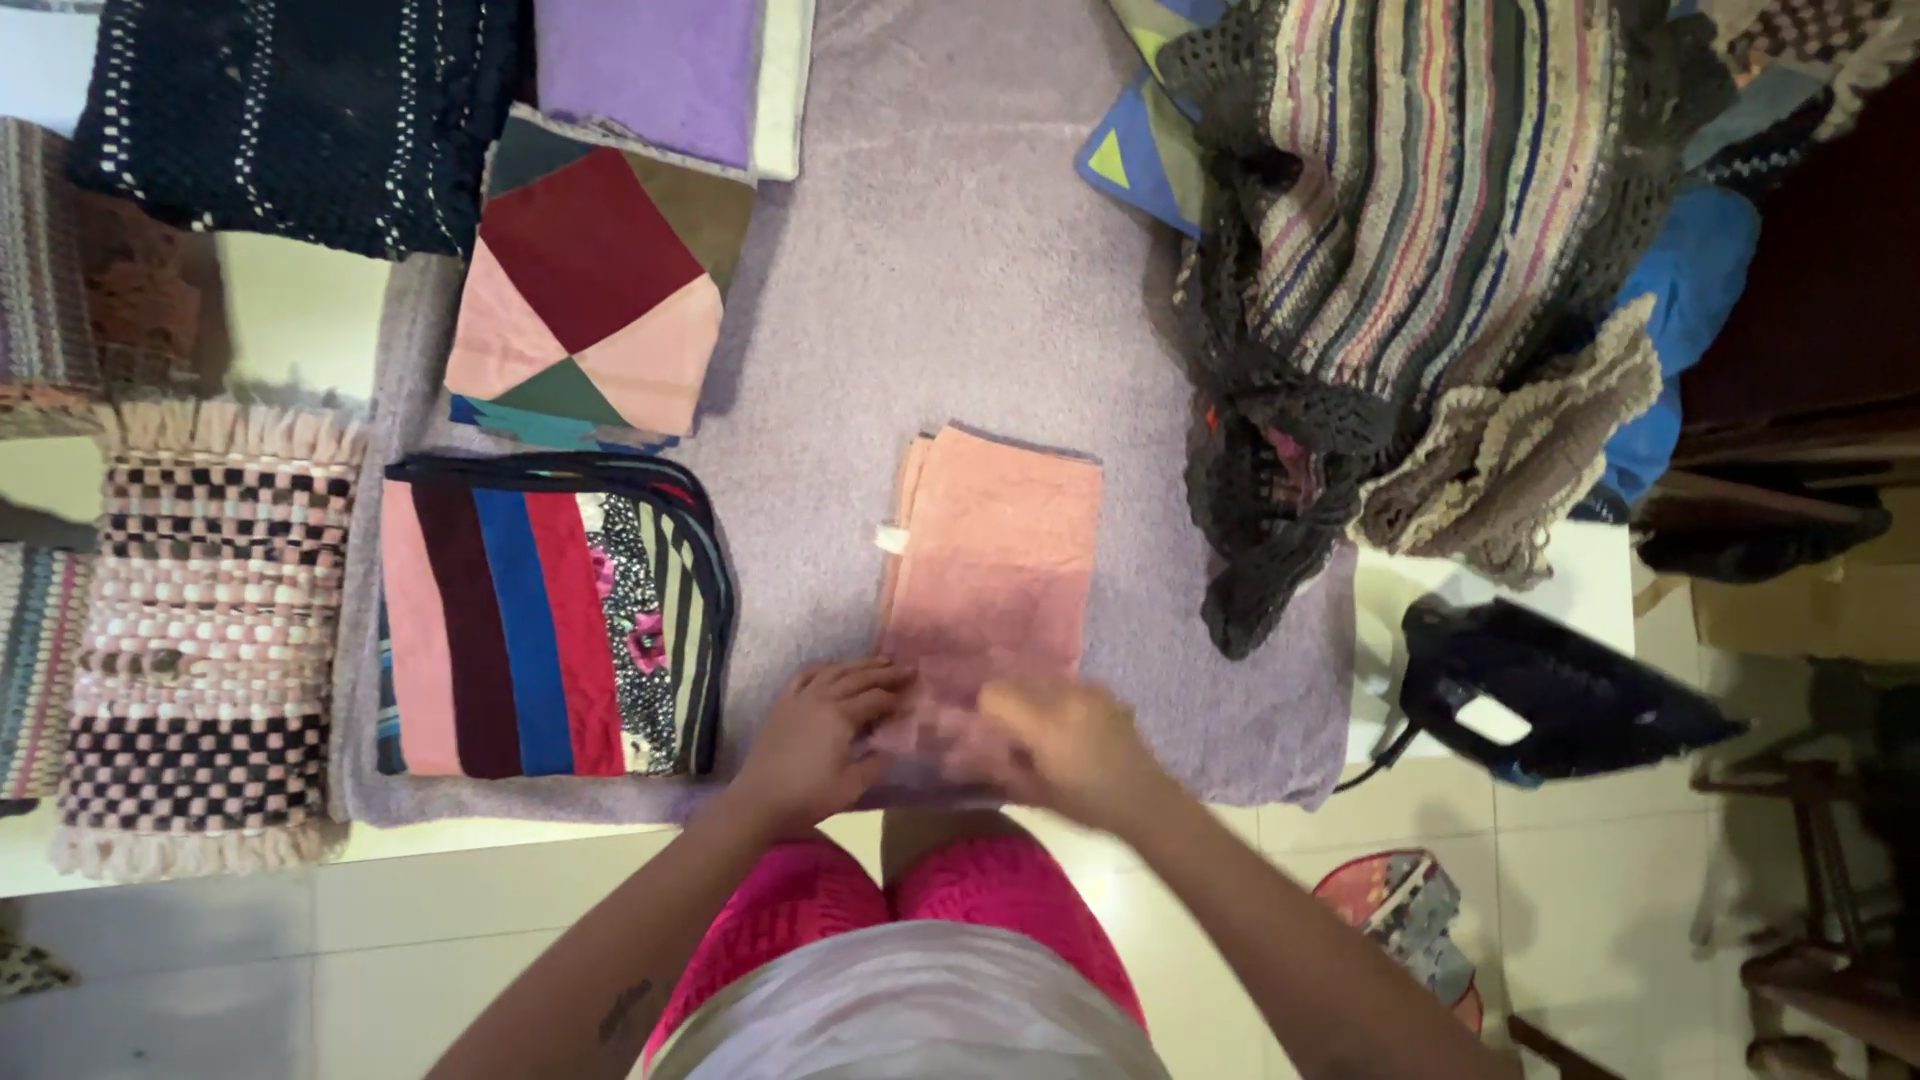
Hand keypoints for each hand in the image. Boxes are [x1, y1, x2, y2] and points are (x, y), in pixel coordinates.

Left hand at [724, 658, 913, 836]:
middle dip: (885, 673)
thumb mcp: (851, 786)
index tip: (912, 695)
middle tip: (907, 668)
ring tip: (879, 661)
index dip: (895, 697)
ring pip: (834, 671)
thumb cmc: (807, 796)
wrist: (758, 801)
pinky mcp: (782, 703)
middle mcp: (822, 698)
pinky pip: (805, 675)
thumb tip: (889, 748)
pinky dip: (824, 668)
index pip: (875, 699)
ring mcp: (799, 698)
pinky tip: (834, 668)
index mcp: (840, 717)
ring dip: (858, 664)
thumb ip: (874, 763)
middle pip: (858, 678)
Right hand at [970, 676, 1187, 836]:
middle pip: (1016, 679)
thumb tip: (982, 745)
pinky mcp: (1105, 691)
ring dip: (1032, 696)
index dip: (985, 709)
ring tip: (1041, 726)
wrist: (1146, 800)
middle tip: (1011, 729)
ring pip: (1042, 678)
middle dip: (1007, 700)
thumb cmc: (1088, 804)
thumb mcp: (1037, 794)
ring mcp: (1088, 690)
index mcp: (1046, 724)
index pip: (994, 693)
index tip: (990, 730)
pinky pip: (1067, 684)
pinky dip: (1057, 697)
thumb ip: (1004, 764)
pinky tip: (1069, 724)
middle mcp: (1065, 696)